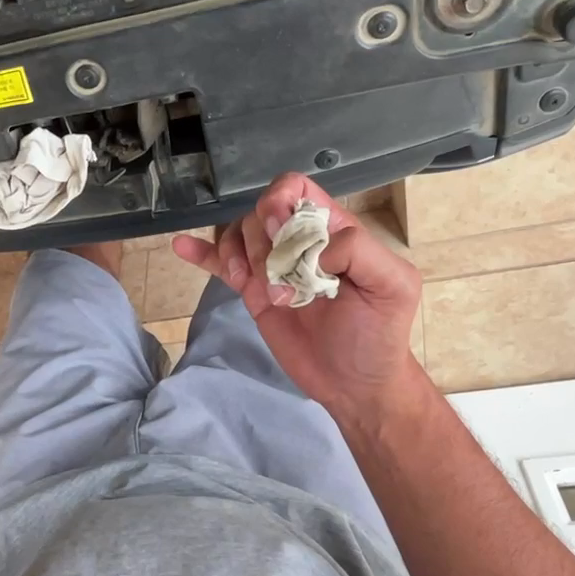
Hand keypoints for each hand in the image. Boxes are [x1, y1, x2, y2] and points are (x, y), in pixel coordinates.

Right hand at [172, 172, 424, 428]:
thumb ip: (361, 251)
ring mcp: (272, 266)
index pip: (297, 190)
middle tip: (274, 280)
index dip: (281, 203)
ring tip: (251, 287)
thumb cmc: (379, 336)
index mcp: (333, 230)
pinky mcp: (252, 291)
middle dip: (261, 241)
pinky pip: (220, 263)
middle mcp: (298, 241)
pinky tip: (182, 246)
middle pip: (261, 212)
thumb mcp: (392, 286)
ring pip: (239, 234)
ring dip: (236, 255)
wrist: (354, 385)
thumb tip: (313, 248)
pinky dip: (200, 251)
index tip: (281, 234)